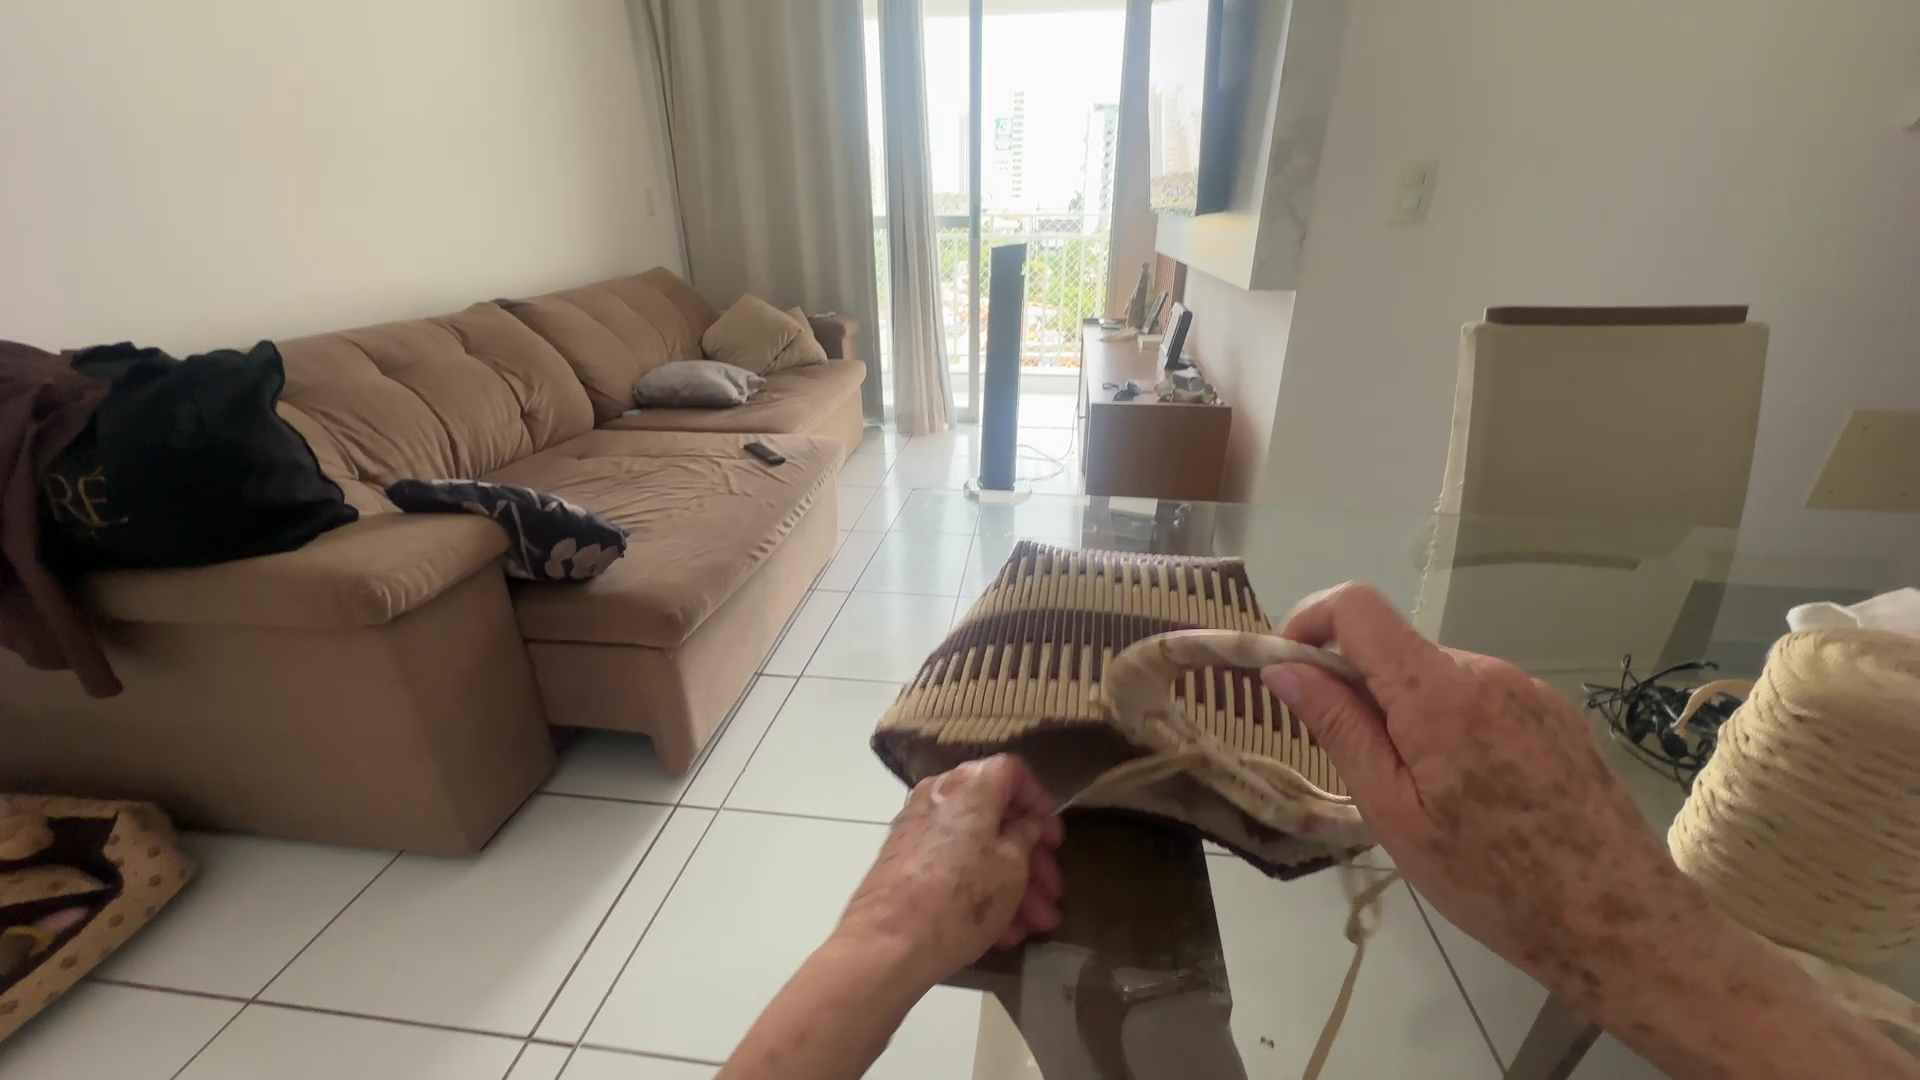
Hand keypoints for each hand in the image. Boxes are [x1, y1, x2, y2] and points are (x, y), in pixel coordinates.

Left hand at [836, 755, 1064, 986]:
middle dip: (1031, 858)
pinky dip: (979, 886)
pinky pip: (953, 862)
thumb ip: (1026, 835)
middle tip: (1051, 894)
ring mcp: (919, 825)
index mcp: (971, 784)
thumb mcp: (1012, 866)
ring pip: (977, 844)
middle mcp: (941, 793)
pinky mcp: (904, 857)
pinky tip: (1001, 932)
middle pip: (997, 814)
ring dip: (1011, 882)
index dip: (1040, 802)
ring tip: (1032, 927)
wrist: (887, 941)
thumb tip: (1027, 823)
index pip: (1014, 771)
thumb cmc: (962, 896)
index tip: (1053, 839)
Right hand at [1260, 584, 1714, 1001]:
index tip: (1290, 668)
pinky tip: (1464, 784)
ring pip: (1428, 672)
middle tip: (1352, 756)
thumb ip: (1336, 726)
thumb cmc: (1490, 881)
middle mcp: (1485, 670)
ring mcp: (1525, 688)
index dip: (1309, 620)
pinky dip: (1441, 718)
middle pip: (1391, 643)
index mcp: (1439, 691)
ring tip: (1416, 784)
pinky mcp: (1551, 711)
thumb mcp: (1390, 808)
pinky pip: (1471, 692)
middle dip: (1353, 682)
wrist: (1629, 930)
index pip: (1356, 606)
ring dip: (1399, 706)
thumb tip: (1282, 668)